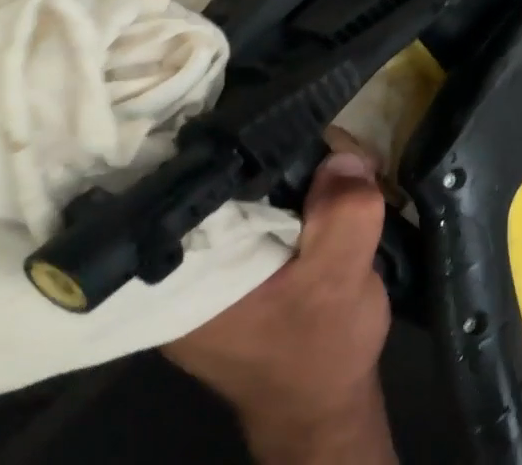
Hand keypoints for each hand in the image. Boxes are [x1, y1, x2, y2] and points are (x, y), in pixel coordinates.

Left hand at [163, 128, 394, 464]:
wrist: (324, 406)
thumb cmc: (319, 350)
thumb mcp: (339, 280)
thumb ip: (342, 216)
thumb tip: (344, 154)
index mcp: (178, 271)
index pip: (192, 185)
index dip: (241, 145)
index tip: (288, 117)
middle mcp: (177, 264)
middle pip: (222, 184)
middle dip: (282, 158)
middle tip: (339, 151)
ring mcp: (206, 266)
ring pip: (245, 196)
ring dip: (295, 178)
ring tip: (343, 167)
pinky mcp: (236, 267)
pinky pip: (259, 214)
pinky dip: (294, 199)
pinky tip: (328, 193)